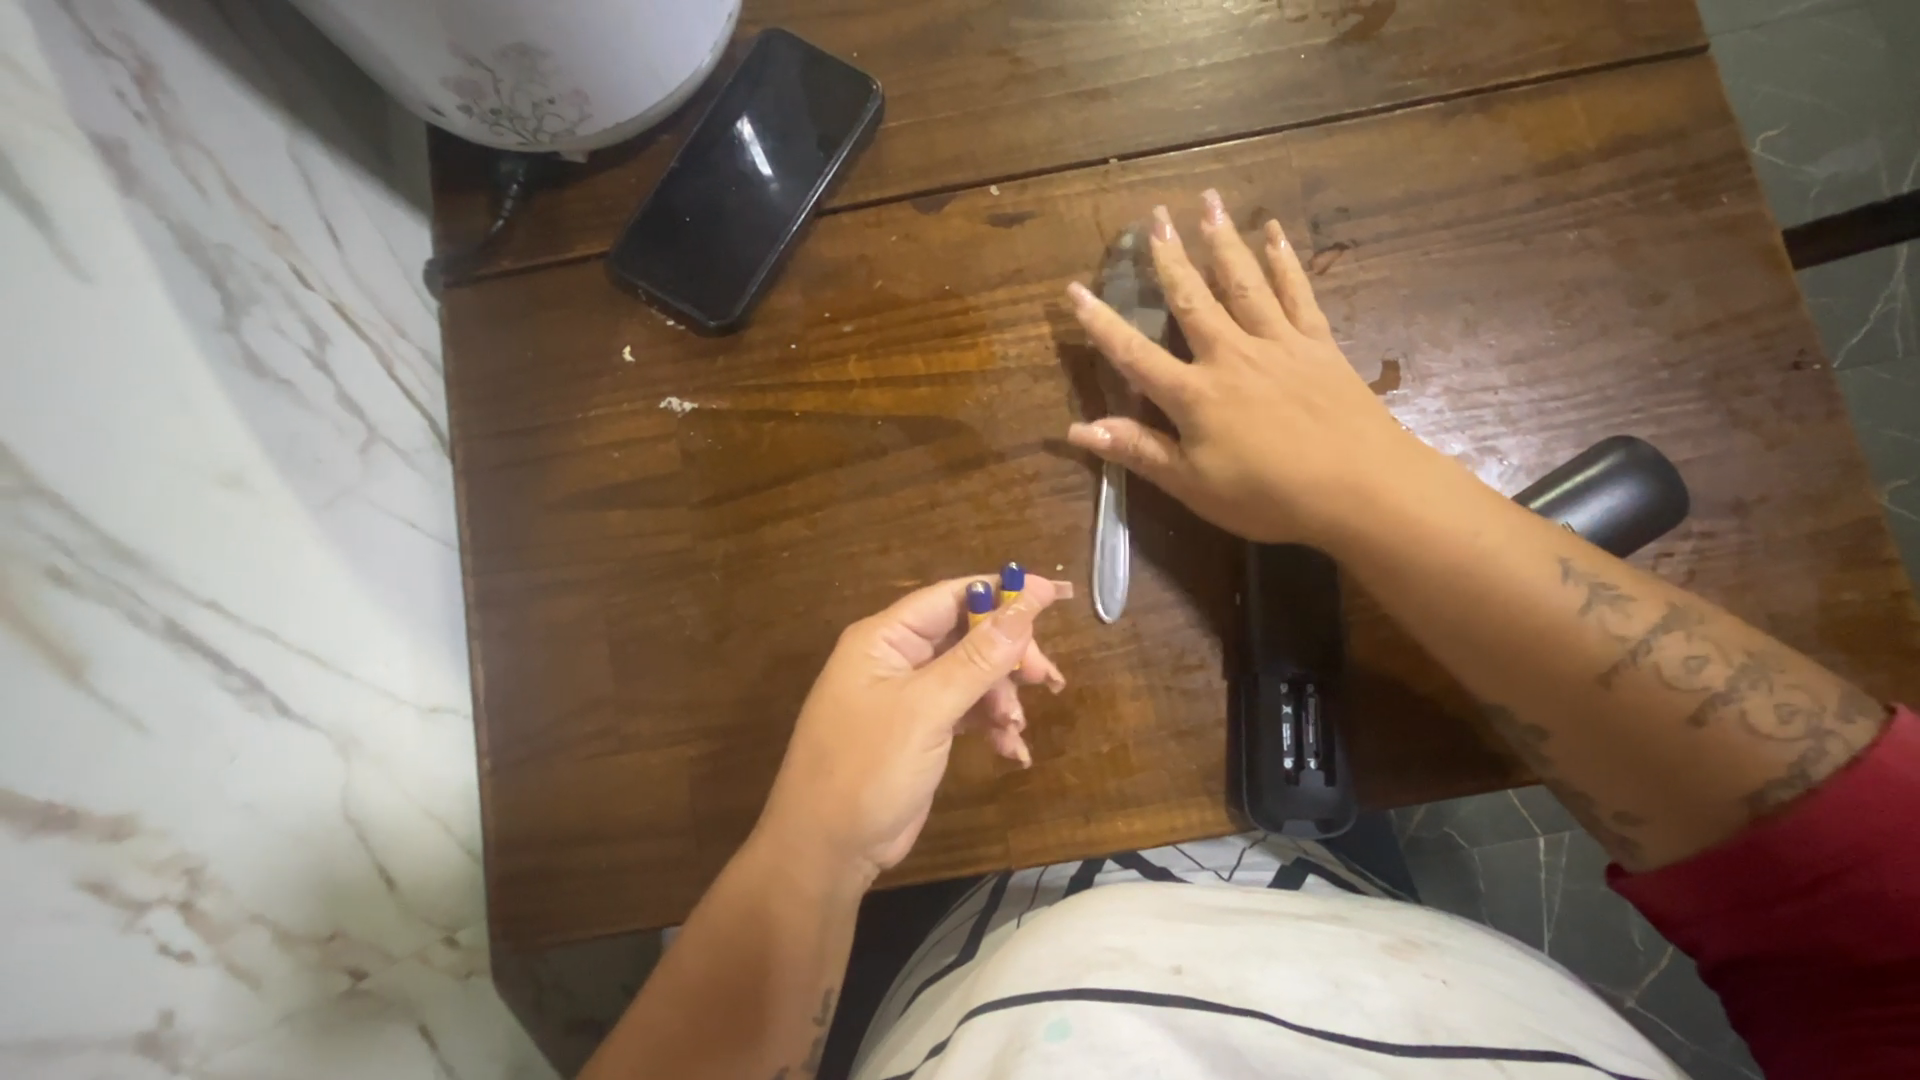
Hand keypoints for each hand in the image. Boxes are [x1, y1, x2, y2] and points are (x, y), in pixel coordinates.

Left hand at [756, 576, 1069, 880]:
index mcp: (885, 638)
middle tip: (1046, 678)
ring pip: (972, 675)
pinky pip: (966, 711)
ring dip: (1001, 697)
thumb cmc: (867, 768)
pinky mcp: (921, 730)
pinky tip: (1012, 751)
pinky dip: (991, 725)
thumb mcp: (927, 710)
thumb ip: (978, 658)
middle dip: (1008, 655)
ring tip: (1016, 727)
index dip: (1003, 593)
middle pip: (967, 636)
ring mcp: (908, 696)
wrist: (828, 850)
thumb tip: (1026, 605)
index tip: (1053, 596)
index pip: (952, 596)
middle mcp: (897, 658)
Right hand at [1065, 190, 1431, 546]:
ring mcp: (1278, 344)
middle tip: (1153, 215)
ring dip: (1223, 242)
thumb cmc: (1268, 496)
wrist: (1361, 489)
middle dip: (1169, 258)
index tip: (1074, 289)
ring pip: (1242, 283)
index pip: (1134, 354)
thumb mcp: (1193, 485)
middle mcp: (1231, 356)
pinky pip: (1297, 293)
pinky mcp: (1318, 345)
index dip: (1101, 323)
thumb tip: (1077, 429)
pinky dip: (1284, 261)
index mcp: (1194, 395)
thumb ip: (1138, 450)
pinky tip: (1275, 232)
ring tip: (1207, 202)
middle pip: (1192, 300)